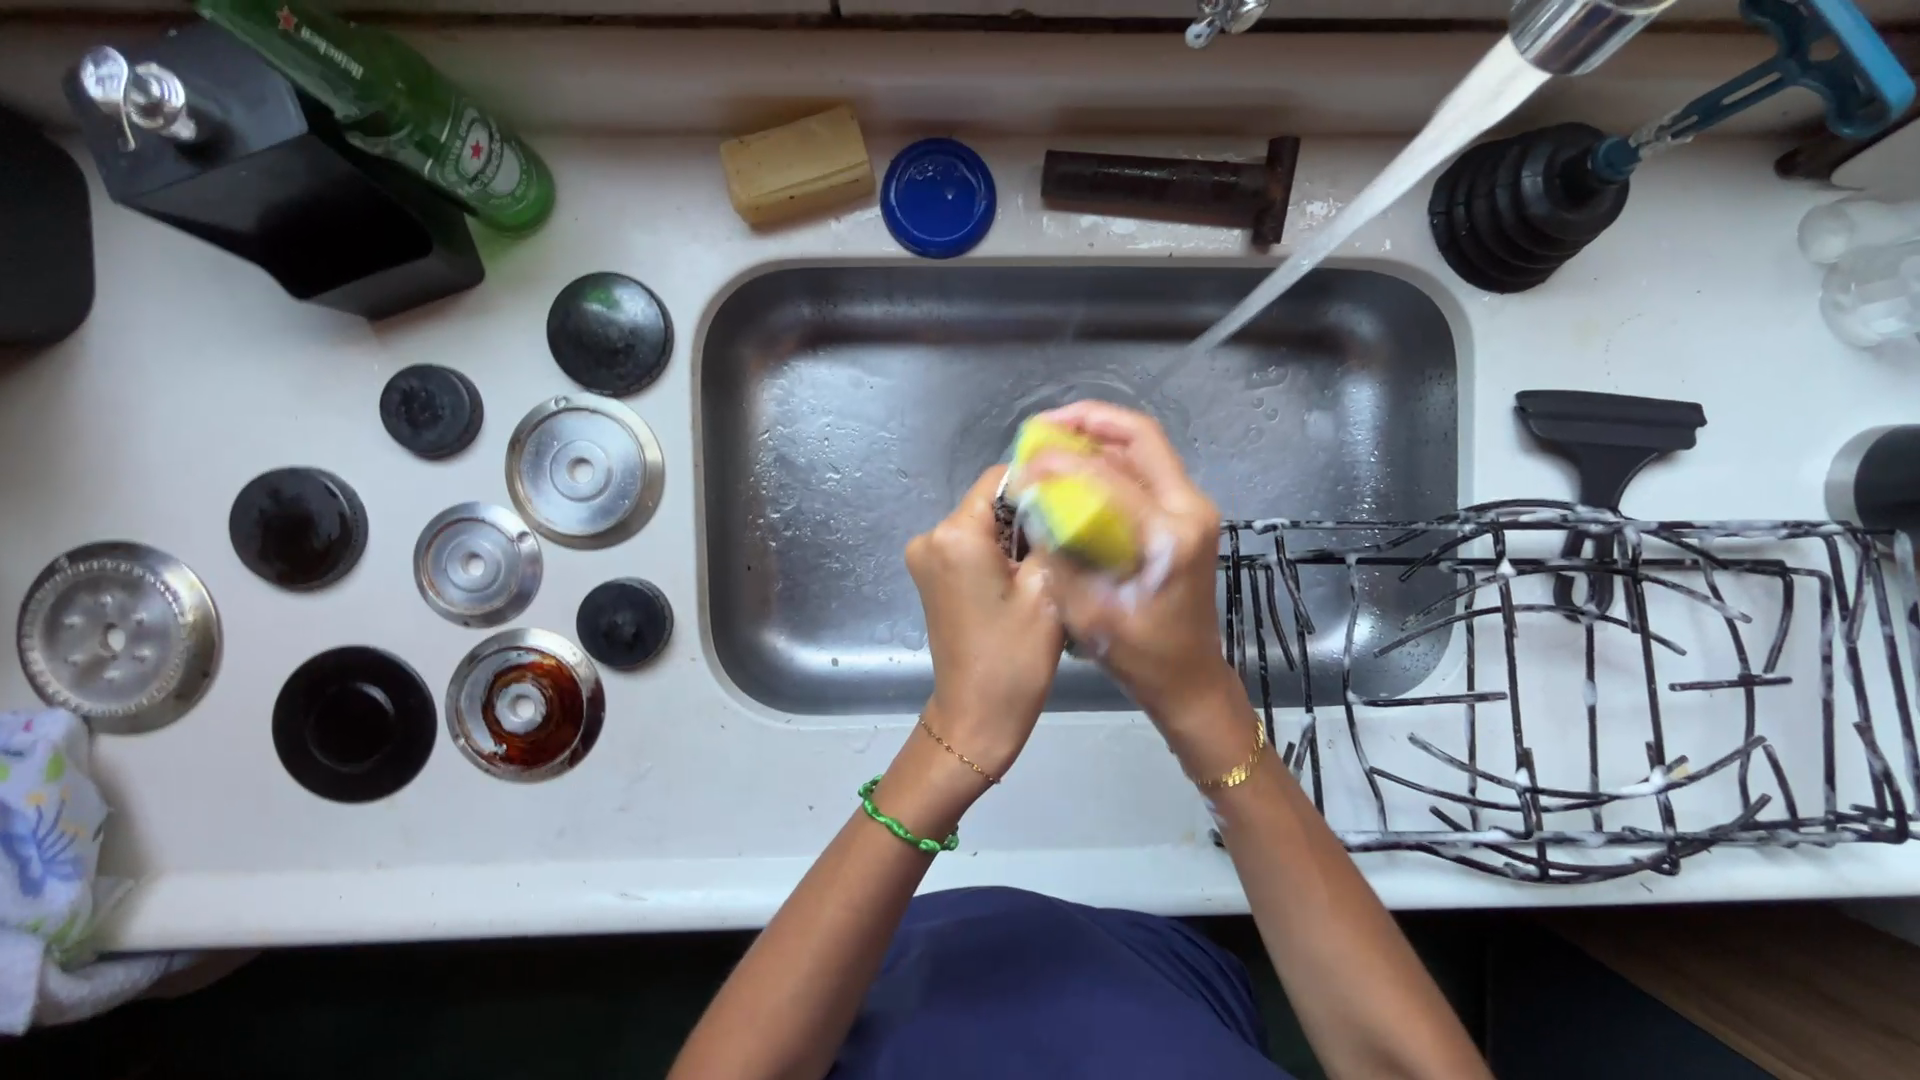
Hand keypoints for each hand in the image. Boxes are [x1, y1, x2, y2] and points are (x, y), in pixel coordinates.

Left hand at [905, 466, 1064, 779]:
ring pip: (983, 525)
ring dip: (1015, 537)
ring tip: (1050, 563)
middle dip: (1028, 514)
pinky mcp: (930, 577)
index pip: (1000, 478)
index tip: (1072, 501)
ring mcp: (925, 557)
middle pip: (990, 502)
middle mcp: (930, 536)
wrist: (977, 714)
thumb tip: (1061, 496)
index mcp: (955, 533)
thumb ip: (1050, 531)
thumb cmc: (1016, 656)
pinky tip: (1025, 579)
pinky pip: (970, 547)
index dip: (1039, 484)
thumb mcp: (1047, 587)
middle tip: (1068, 538)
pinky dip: (997, 555)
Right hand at [1014, 402, 1247, 760]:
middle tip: (1041, 426)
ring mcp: (1193, 510)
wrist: (1189, 680)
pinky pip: (1146, 470)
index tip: (1024, 463)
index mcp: (1170, 533)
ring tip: (1052, 440)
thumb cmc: (1140, 656)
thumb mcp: (1086, 611)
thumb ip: (1058, 552)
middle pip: (1140, 437)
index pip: (1110, 474)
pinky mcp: (1186, 517)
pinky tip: (1075, 469)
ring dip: (1098, 437)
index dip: (1061, 461)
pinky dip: (1109, 460)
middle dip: (1088, 421)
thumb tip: (1033, 501)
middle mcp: (1190, 509)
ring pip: (1145, 449)